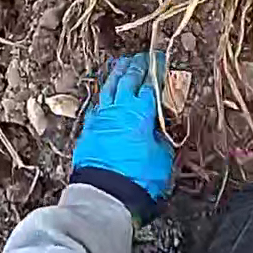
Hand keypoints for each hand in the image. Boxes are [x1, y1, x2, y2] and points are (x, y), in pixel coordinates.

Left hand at [70, 53, 173, 218]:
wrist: (104, 194)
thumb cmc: (138, 178)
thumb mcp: (162, 157)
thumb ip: (161, 137)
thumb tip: (159, 128)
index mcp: (141, 113)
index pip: (151, 85)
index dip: (157, 72)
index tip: (161, 62)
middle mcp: (119, 109)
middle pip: (128, 80)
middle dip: (137, 66)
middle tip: (143, 57)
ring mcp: (102, 117)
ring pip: (109, 87)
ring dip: (117, 74)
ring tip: (122, 64)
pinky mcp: (90, 129)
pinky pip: (98, 103)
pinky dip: (104, 92)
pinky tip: (106, 91)